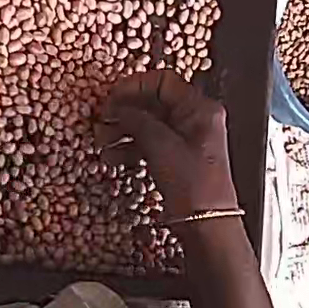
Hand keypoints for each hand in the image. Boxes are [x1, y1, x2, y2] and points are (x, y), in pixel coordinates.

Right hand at [95, 72, 238, 218]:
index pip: (164, 82)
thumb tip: (119, 107)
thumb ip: (138, 120)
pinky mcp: (177, 161)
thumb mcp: (161, 145)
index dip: (135, 86)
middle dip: (125, 112)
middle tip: (102, 121)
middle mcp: (195, 121)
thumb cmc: (192, 184)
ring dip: (123, 132)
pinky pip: (151, 146)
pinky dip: (131, 149)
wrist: (206, 224)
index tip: (112, 97)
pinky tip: (113, 159)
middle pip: (154, 104)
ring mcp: (186, 141)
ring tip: (102, 143)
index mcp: (199, 109)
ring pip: (149, 126)